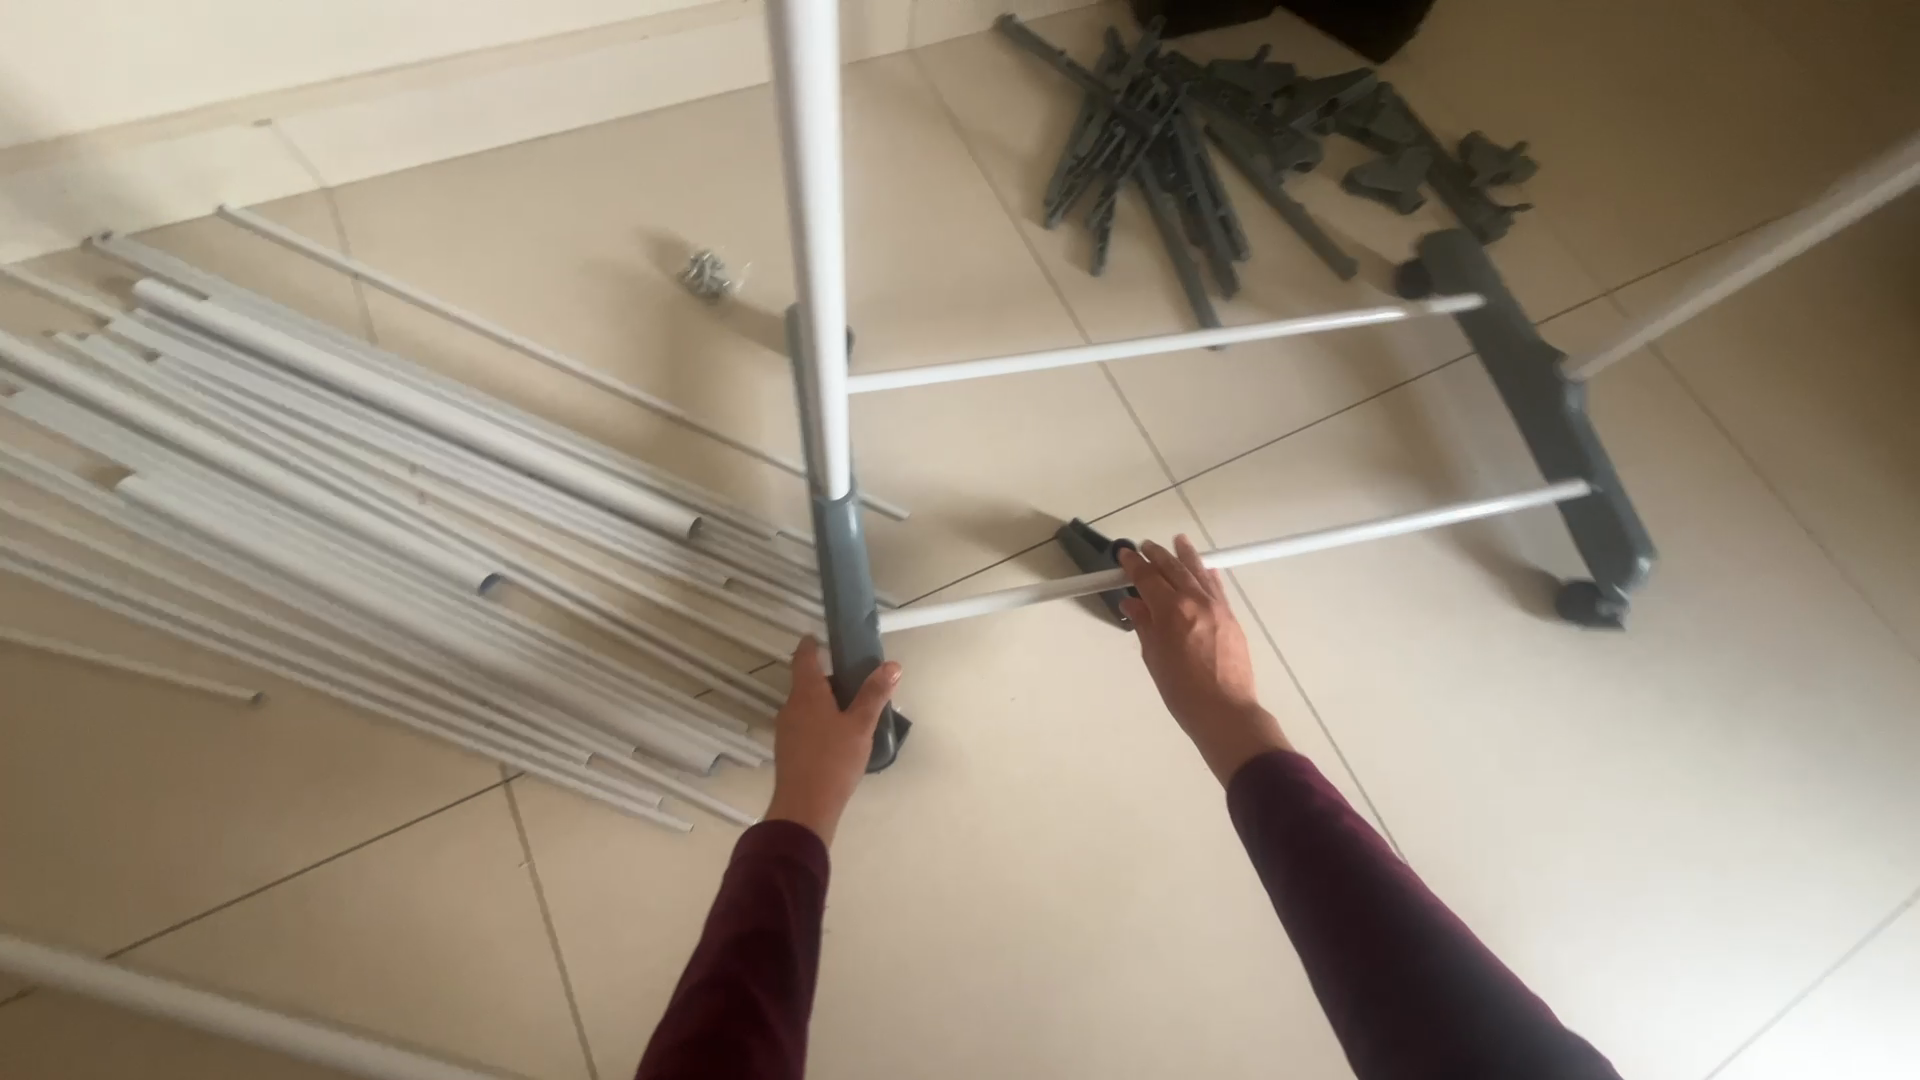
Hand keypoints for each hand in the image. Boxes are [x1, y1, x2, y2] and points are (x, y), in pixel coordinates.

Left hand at [763, 637, 900, 845]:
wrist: (804, 808)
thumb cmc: (833, 760)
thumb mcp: (860, 725)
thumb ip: (874, 694)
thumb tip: (892, 665)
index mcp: (806, 694)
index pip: (804, 658)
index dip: (811, 645)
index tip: (818, 637)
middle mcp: (791, 707)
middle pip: (807, 682)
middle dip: (829, 678)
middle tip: (856, 680)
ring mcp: (786, 730)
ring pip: (807, 705)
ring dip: (826, 701)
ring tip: (854, 710)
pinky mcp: (788, 750)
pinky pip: (805, 724)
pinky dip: (821, 720)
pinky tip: (840, 736)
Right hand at [1119, 536, 1291, 784]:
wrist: (1224, 711)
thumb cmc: (1182, 690)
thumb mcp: (1153, 656)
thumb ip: (1144, 624)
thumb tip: (1133, 604)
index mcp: (1172, 611)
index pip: (1148, 577)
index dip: (1134, 564)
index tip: (1125, 555)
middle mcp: (1196, 601)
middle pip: (1174, 568)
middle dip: (1157, 555)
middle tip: (1145, 546)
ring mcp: (1217, 608)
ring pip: (1199, 572)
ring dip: (1185, 555)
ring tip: (1178, 541)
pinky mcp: (1231, 618)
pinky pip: (1217, 587)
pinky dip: (1207, 575)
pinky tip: (1204, 569)